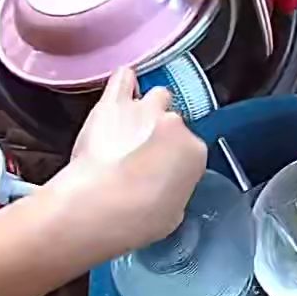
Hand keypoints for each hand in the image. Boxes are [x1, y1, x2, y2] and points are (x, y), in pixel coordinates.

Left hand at [46, 68, 206, 255]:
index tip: (162, 171)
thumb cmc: (137, 218)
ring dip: (148, 108)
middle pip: (175, 120)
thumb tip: (168, 186)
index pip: (191, 149)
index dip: (175, 160)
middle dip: (162, 133)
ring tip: (133, 125)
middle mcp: (176, 125)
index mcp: (195, 153)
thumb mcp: (173, 214)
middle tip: (145, 153)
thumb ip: (176, 190)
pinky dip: (126, 81)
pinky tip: (123, 87)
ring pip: (157, 96)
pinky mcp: (113, 103)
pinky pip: (125, 78)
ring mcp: (145, 110)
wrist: (101, 206)